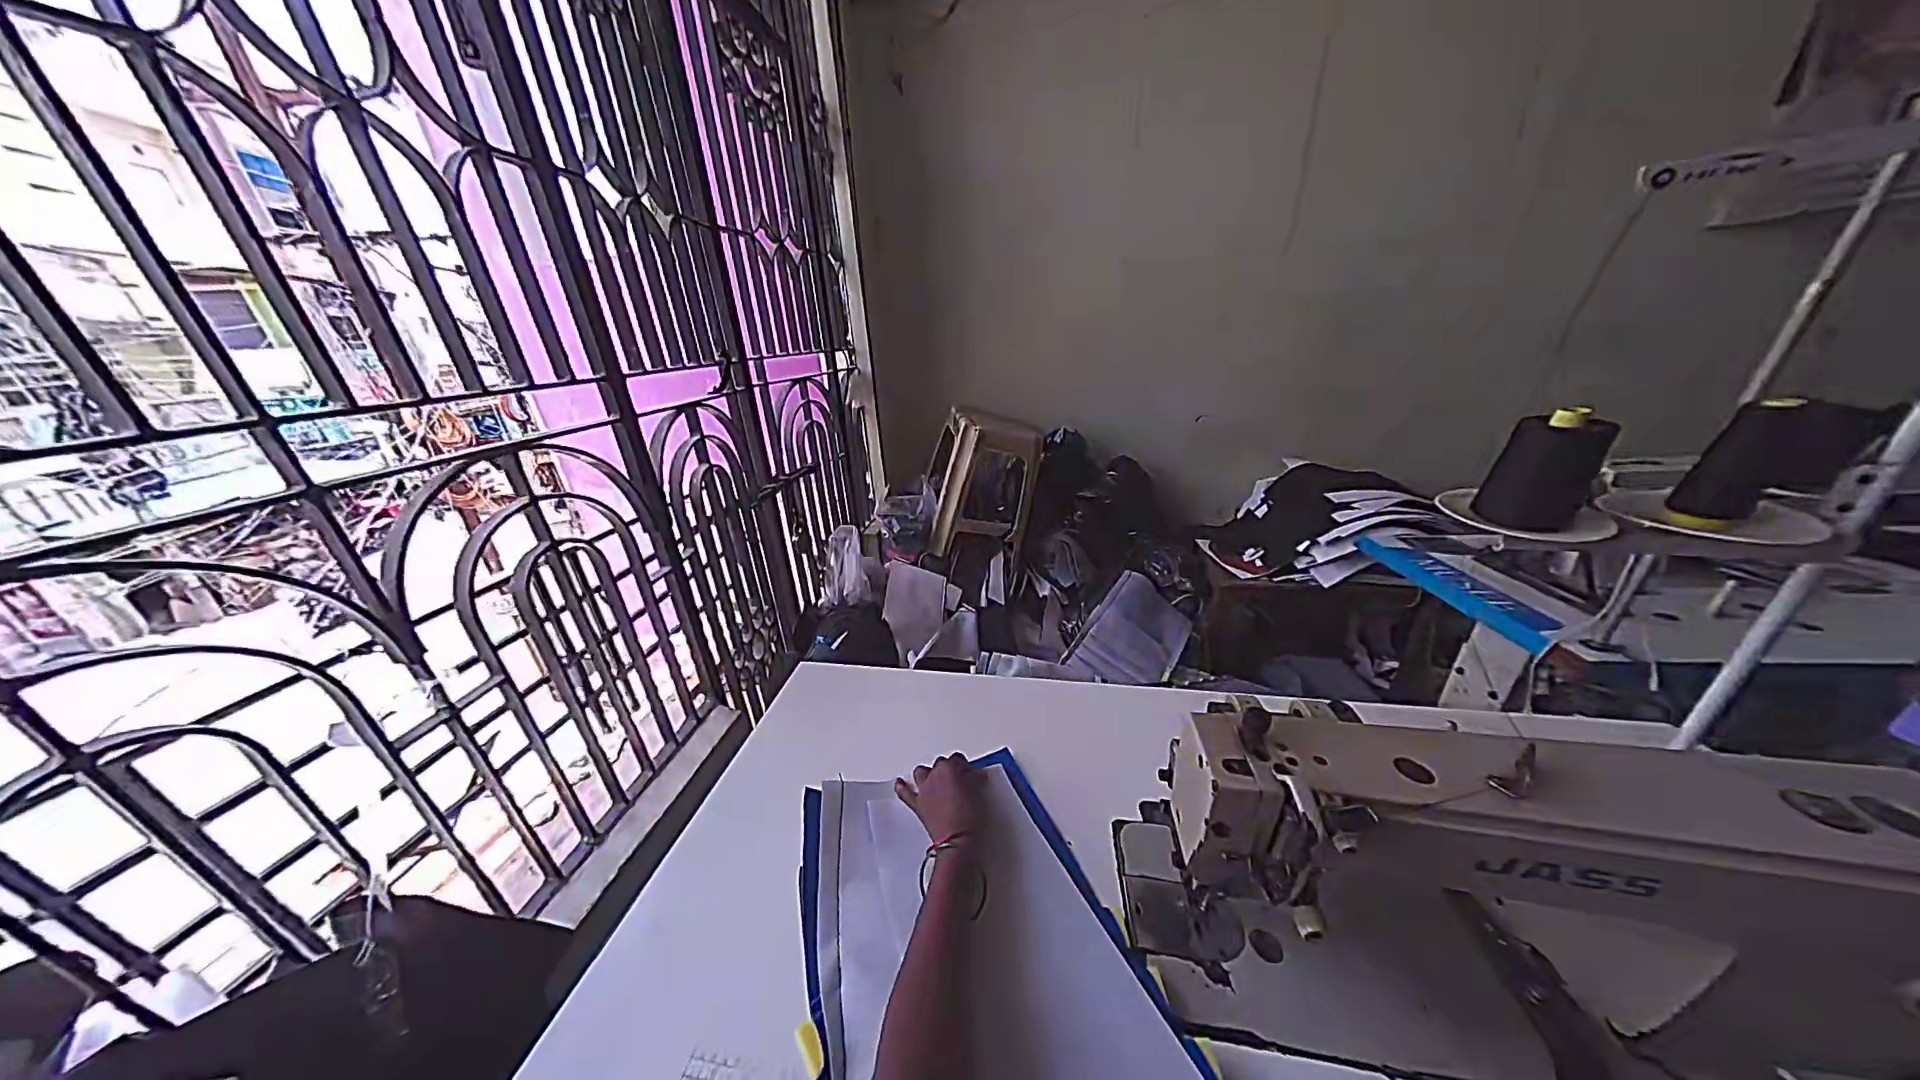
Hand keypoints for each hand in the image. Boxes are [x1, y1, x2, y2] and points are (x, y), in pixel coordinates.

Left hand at [894, 753, 982, 843]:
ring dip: (928, 774)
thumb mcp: (978, 793)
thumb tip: (973, 776)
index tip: (968, 773)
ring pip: (921, 772)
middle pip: (940, 764)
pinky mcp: (917, 804)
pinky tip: (901, 783)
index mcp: (950, 768)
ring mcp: (924, 789)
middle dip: (947, 770)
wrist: (957, 840)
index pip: (957, 759)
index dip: (963, 766)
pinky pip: (904, 792)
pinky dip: (902, 787)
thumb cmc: (969, 818)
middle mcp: (934, 775)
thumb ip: (974, 779)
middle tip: (957, 780)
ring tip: (935, 780)